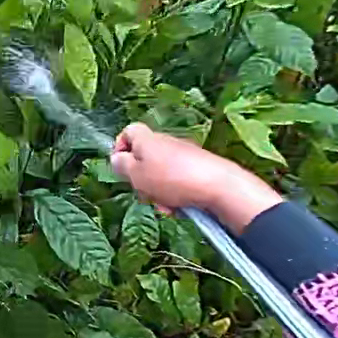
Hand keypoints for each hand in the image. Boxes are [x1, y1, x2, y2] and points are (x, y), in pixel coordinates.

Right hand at [110, 123, 282, 233]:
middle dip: (139, 177)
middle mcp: (166, 142)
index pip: (127, 132)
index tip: (120, 166)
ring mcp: (184, 155)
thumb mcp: (136, 175)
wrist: (220, 187)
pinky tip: (178, 206)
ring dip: (156, 190)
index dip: (119, 147)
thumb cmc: (171, 179)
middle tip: (142, 191)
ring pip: (159, 172)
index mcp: (148, 139)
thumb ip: (122, 165)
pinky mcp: (199, 168)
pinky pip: (177, 180)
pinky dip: (174, 193)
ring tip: (163, 204)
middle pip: (143, 157)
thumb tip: (117, 158)